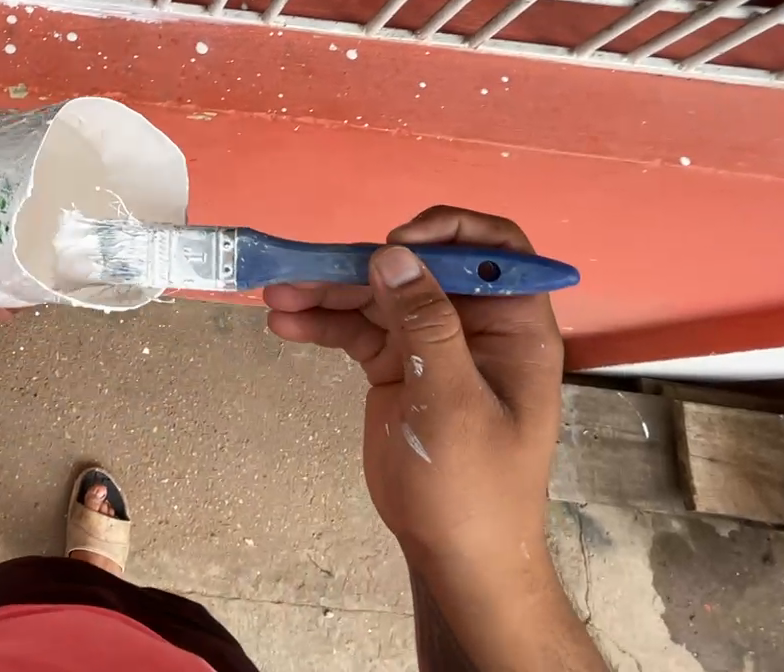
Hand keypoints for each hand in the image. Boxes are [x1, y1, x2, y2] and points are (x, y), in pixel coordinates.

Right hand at [264, 206, 563, 581]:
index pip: (495, 252)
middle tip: (298, 271)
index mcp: (509, 328)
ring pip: (373, 296)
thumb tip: (393, 254)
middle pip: (412, 270)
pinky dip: (319, 323)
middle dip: (356, 266)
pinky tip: (284, 325)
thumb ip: (424, 324)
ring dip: (324, 293)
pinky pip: (353, 328)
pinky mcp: (392, 363)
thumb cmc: (473, 485)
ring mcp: (426, 343)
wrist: (452, 551)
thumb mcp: (452, 403)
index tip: (396, 242)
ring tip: (274, 296)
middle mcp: (469, 325)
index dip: (449, 232)